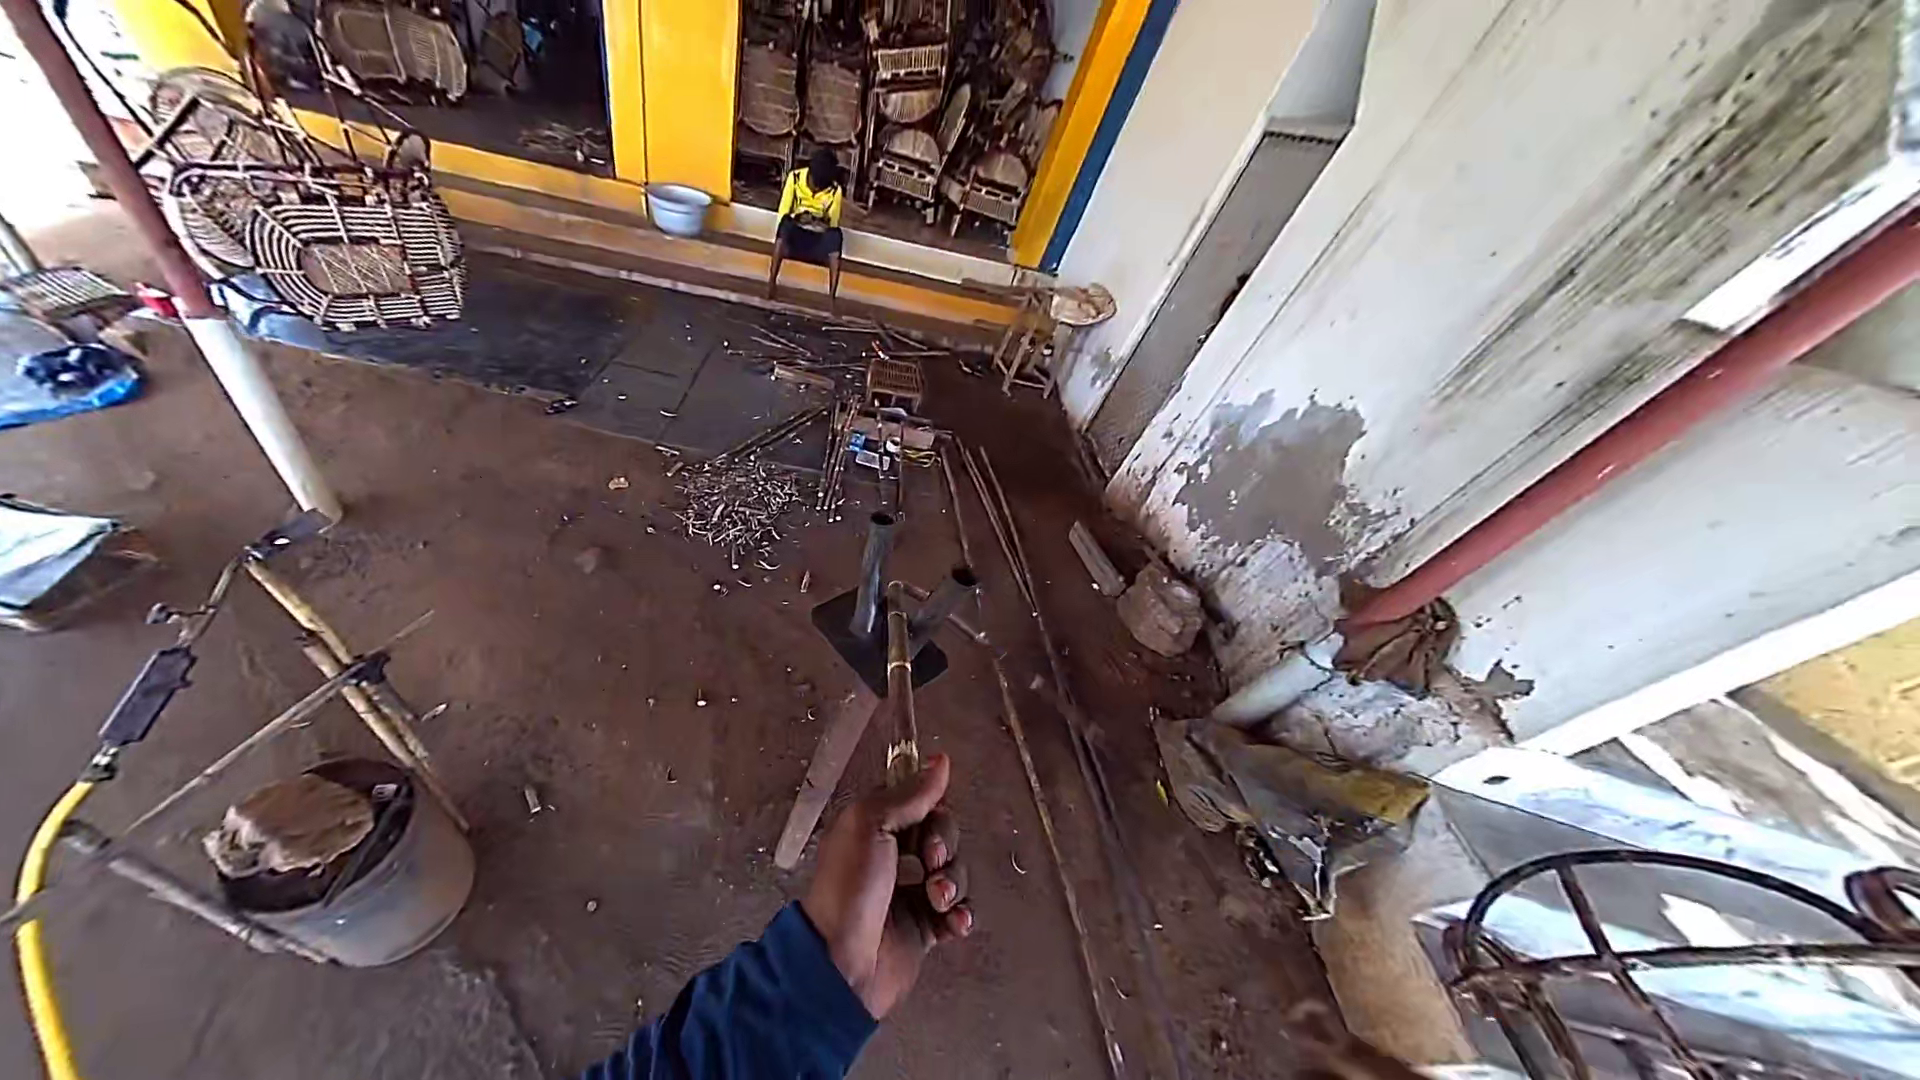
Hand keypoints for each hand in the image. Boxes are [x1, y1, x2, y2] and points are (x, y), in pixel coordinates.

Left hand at [800, 754, 972, 1018]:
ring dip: (952, 882)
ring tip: (936, 900)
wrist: (842, 964)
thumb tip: (942, 759)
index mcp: (877, 825)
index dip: (932, 807)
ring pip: (954, 871)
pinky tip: (953, 923)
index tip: (930, 818)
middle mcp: (896, 854)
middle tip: (931, 861)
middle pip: (943, 833)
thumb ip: (910, 793)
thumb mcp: (871, 824)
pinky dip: (960, 915)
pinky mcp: (926, 928)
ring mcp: (913, 892)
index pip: (920, 801)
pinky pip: (957, 911)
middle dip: (945, 844)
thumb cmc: (851, 884)